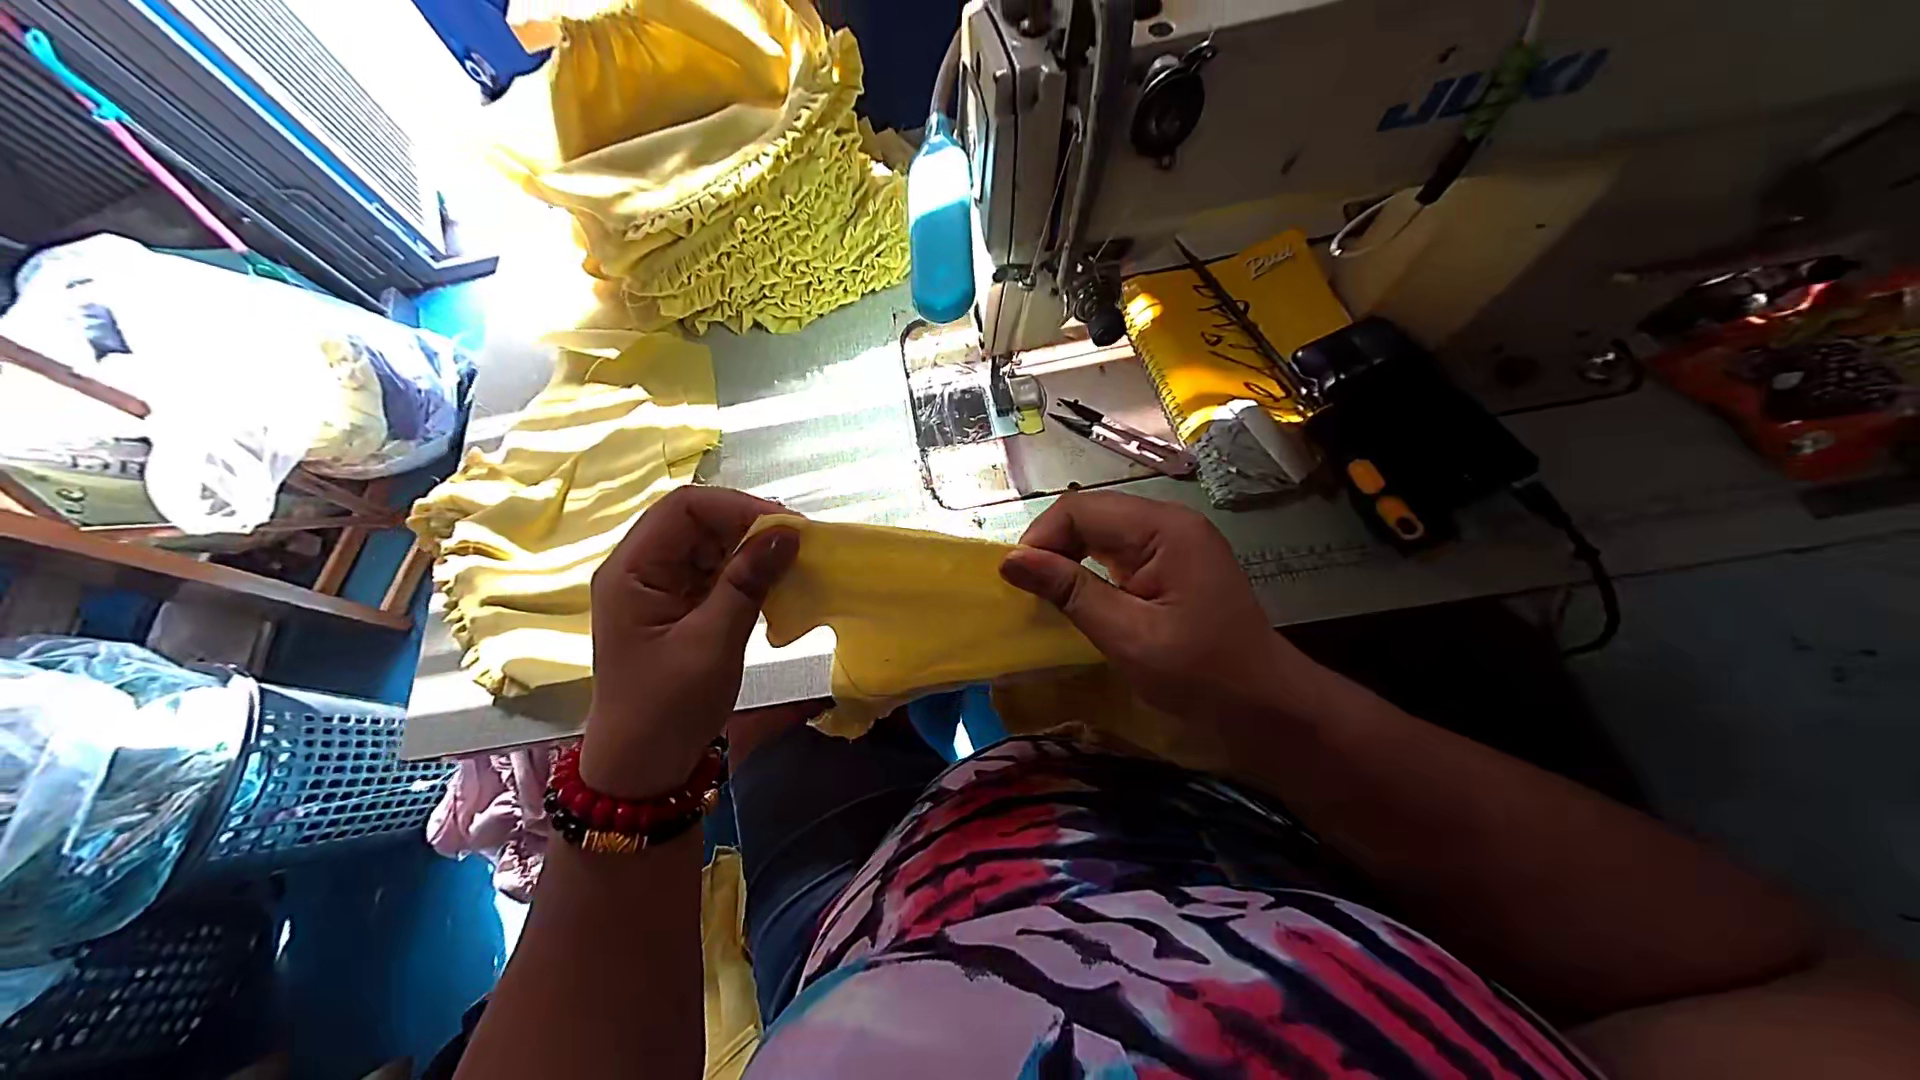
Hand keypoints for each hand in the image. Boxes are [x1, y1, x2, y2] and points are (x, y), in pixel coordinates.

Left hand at [582, 487, 799, 797]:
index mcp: (632, 571)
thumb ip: (746, 583)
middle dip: (748, 525)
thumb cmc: (668, 709)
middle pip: (697, 521)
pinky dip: (747, 571)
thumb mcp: (712, 644)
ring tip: (792, 561)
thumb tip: (787, 534)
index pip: (683, 508)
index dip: (735, 506)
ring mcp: (661, 587)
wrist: (644, 765)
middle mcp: (642, 569)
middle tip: (797, 543)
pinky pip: (717, 571)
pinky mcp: (680, 605)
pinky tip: (774, 582)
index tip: (784, 525)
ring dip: (751, 548)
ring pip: (711, 544)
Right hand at [999, 491, 1319, 722]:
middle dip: (1052, 549)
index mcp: (1164, 528)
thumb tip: (1010, 560)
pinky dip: (1089, 574)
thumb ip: (1070, 592)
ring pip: (1099, 535)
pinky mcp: (1170, 566)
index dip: (1041, 539)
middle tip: (1030, 595)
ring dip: (1068, 562)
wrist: (1268, 710)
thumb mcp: (1129, 636)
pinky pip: (1116, 556)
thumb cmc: (1203, 676)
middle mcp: (1168, 523)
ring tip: (1048, 600)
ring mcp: (1172, 544)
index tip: (1018, 583)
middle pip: (1089, 516)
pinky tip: (1079, 602)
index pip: (1080, 509)